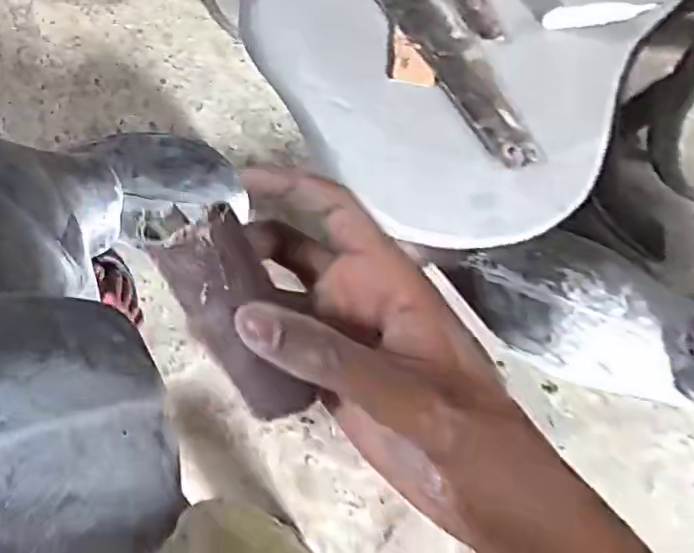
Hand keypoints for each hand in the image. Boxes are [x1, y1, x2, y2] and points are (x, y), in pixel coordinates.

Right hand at [231, 169, 647, 552]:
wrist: (504, 515)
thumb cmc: (481, 445)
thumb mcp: (411, 398)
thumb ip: (329, 356)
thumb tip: (245, 317)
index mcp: (385, 281)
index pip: (335, 211)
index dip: (288, 185)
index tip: (234, 179)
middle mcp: (351, 294)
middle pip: (285, 245)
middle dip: (239, 237)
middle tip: (192, 241)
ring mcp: (333, 331)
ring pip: (269, 290)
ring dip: (232, 287)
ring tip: (189, 288)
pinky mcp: (317, 367)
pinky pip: (267, 337)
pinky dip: (237, 334)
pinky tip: (208, 338)